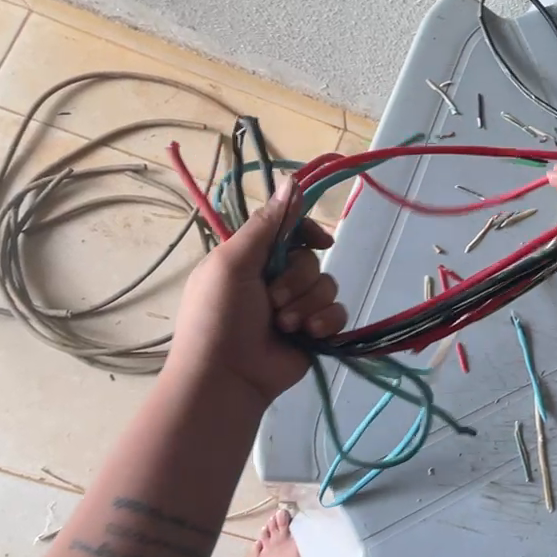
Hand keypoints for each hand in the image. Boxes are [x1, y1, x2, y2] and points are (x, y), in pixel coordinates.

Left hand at [167, 182, 345, 402]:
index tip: (318, 240)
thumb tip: (292, 180)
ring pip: (327, 286)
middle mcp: (276, 279)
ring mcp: (297, 306)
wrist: (228, 376)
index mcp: (252, 258)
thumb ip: (266, 225)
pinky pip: (337, 313)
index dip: (306, 231)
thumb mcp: (233, 263)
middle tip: (273, 301)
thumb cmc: (218, 316)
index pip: (290, 230)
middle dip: (297, 280)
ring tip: (285, 325)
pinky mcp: (316, 331)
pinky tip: (309, 334)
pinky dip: (325, 321)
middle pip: (311, 259)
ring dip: (308, 304)